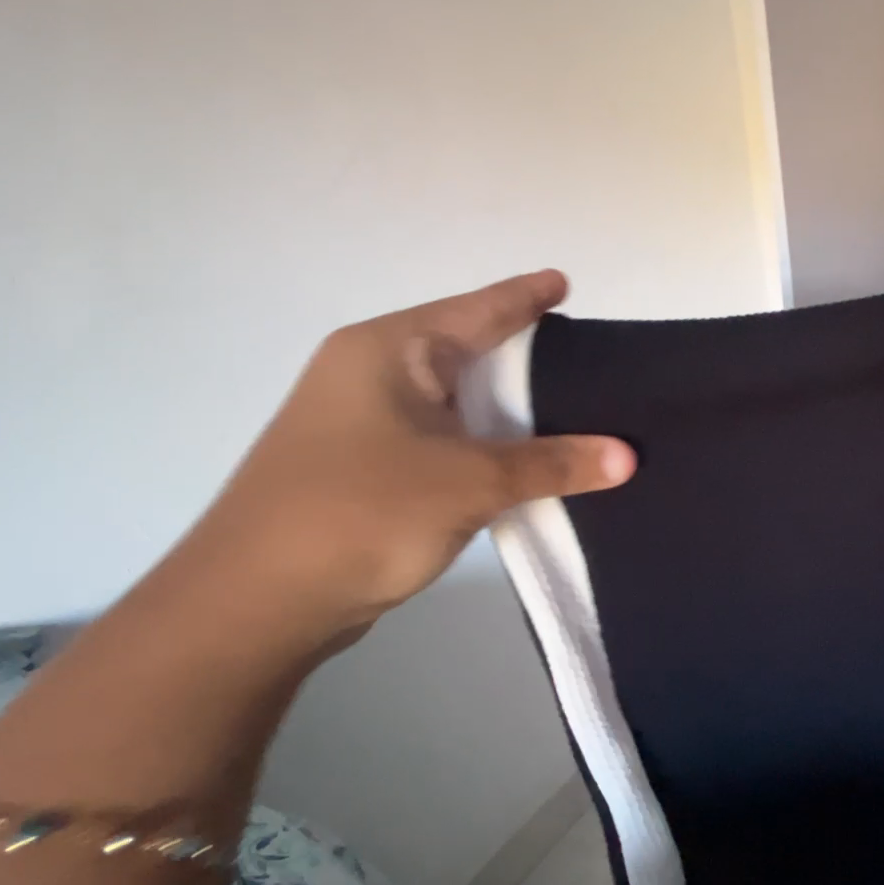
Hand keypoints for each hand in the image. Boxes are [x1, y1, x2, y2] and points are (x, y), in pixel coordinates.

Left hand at [177, 270, 633, 654]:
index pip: (476, 311)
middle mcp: (372, 373)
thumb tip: (627, 456)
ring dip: (508, 408)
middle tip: (590, 356)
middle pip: (467, 351)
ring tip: (572, 406)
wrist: (256, 601)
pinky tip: (522, 457)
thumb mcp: (472, 482)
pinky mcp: (365, 465)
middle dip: (526, 355)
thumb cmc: (362, 512)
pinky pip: (444, 437)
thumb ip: (553, 464)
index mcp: (389, 351)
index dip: (525, 297)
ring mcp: (363, 421)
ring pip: (456, 400)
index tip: (565, 283)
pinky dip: (486, 442)